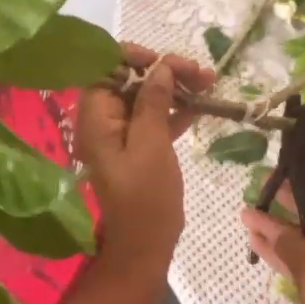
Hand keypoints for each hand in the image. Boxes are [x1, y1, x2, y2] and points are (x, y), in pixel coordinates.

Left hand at [76, 44, 215, 270]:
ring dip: (175, 88)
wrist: (145, 246)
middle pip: (129, 80)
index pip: (104, 69)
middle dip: (163, 71)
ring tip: (209, 83)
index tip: (162, 60)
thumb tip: (161, 66)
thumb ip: (154, 102)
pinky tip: (201, 105)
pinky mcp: (139, 147)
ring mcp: (121, 134)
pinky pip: (154, 118)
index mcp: (95, 117)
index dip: (131, 57)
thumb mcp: (152, 144)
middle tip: (199, 73)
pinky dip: (175, 109)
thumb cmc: (145, 197)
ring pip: (146, 97)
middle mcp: (103, 121)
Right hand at [240, 171, 304, 303]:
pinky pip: (298, 262)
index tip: (271, 166)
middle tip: (252, 191)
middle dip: (280, 202)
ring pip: (298, 239)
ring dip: (274, 229)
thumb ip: (287, 243)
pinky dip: (279, 253)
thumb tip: (264, 220)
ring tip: (246, 218)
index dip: (296, 175)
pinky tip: (259, 248)